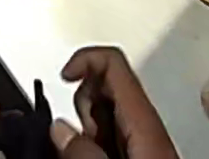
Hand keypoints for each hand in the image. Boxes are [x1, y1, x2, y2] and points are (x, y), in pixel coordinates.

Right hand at [50, 47, 178, 158]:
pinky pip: (114, 135)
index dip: (85, 60)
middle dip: (83, 102)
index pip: (114, 62)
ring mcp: (146, 144)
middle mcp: (148, 126)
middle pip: (107, 85)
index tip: (64, 76)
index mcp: (145, 122)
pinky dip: (97, 142)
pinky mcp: (143, 157)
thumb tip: (60, 129)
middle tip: (80, 136)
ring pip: (108, 112)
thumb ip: (86, 152)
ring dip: (88, 126)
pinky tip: (96, 157)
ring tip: (87, 151)